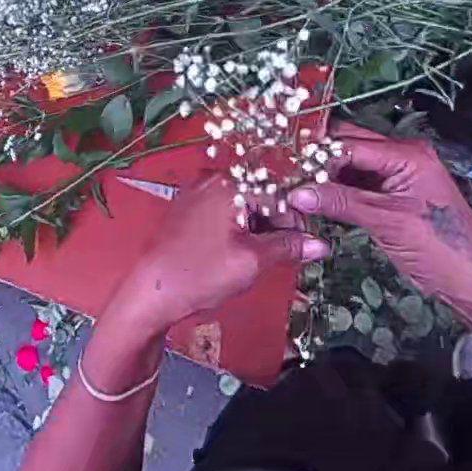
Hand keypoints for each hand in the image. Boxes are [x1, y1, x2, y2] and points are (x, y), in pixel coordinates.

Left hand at [106, 174, 327, 337]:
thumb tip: (320, 245)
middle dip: (276, 223)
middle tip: (284, 254)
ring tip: (256, 257)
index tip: (304, 243)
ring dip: (257, 226)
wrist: (151, 291)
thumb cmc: (198, 274)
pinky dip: (238, 226)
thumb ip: (289, 247)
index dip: (296, 219)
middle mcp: (211, 178)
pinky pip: (224, 208)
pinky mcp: (188, 206)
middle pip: (260, 193)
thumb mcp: (252, 261)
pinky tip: (237, 251)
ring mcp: (196, 190)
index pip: (278, 191)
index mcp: (228, 183)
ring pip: (243, 202)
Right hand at [288, 121, 471, 298]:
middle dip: (316, 159)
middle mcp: (400, 155)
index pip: (349, 144)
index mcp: (405, 153)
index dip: (315, 154)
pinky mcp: (391, 193)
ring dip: (323, 174)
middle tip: (281, 171)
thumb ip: (339, 202)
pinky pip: (356, 182)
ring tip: (290, 183)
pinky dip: (335, 189)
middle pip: (348, 147)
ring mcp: (396, 174)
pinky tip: (311, 197)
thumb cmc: (437, 248)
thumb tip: (294, 193)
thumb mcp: (385, 222)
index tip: (281, 164)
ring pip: (349, 165)